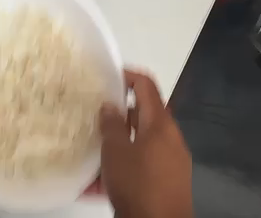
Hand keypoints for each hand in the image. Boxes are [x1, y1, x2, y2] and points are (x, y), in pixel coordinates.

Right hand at [99, 70, 194, 217]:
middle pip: (141, 115)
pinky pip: (141, 166)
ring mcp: (171, 163)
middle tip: (92, 115)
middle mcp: (170, 139)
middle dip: (116, 115)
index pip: (146, 85)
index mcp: (160, 124)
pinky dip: (122, 168)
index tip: (104, 77)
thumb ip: (111, 124)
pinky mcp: (167, 184)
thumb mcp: (116, 151)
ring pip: (139, 143)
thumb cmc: (139, 184)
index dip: (126, 75)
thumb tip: (110, 105)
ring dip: (116, 145)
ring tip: (90, 150)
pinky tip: (95, 182)